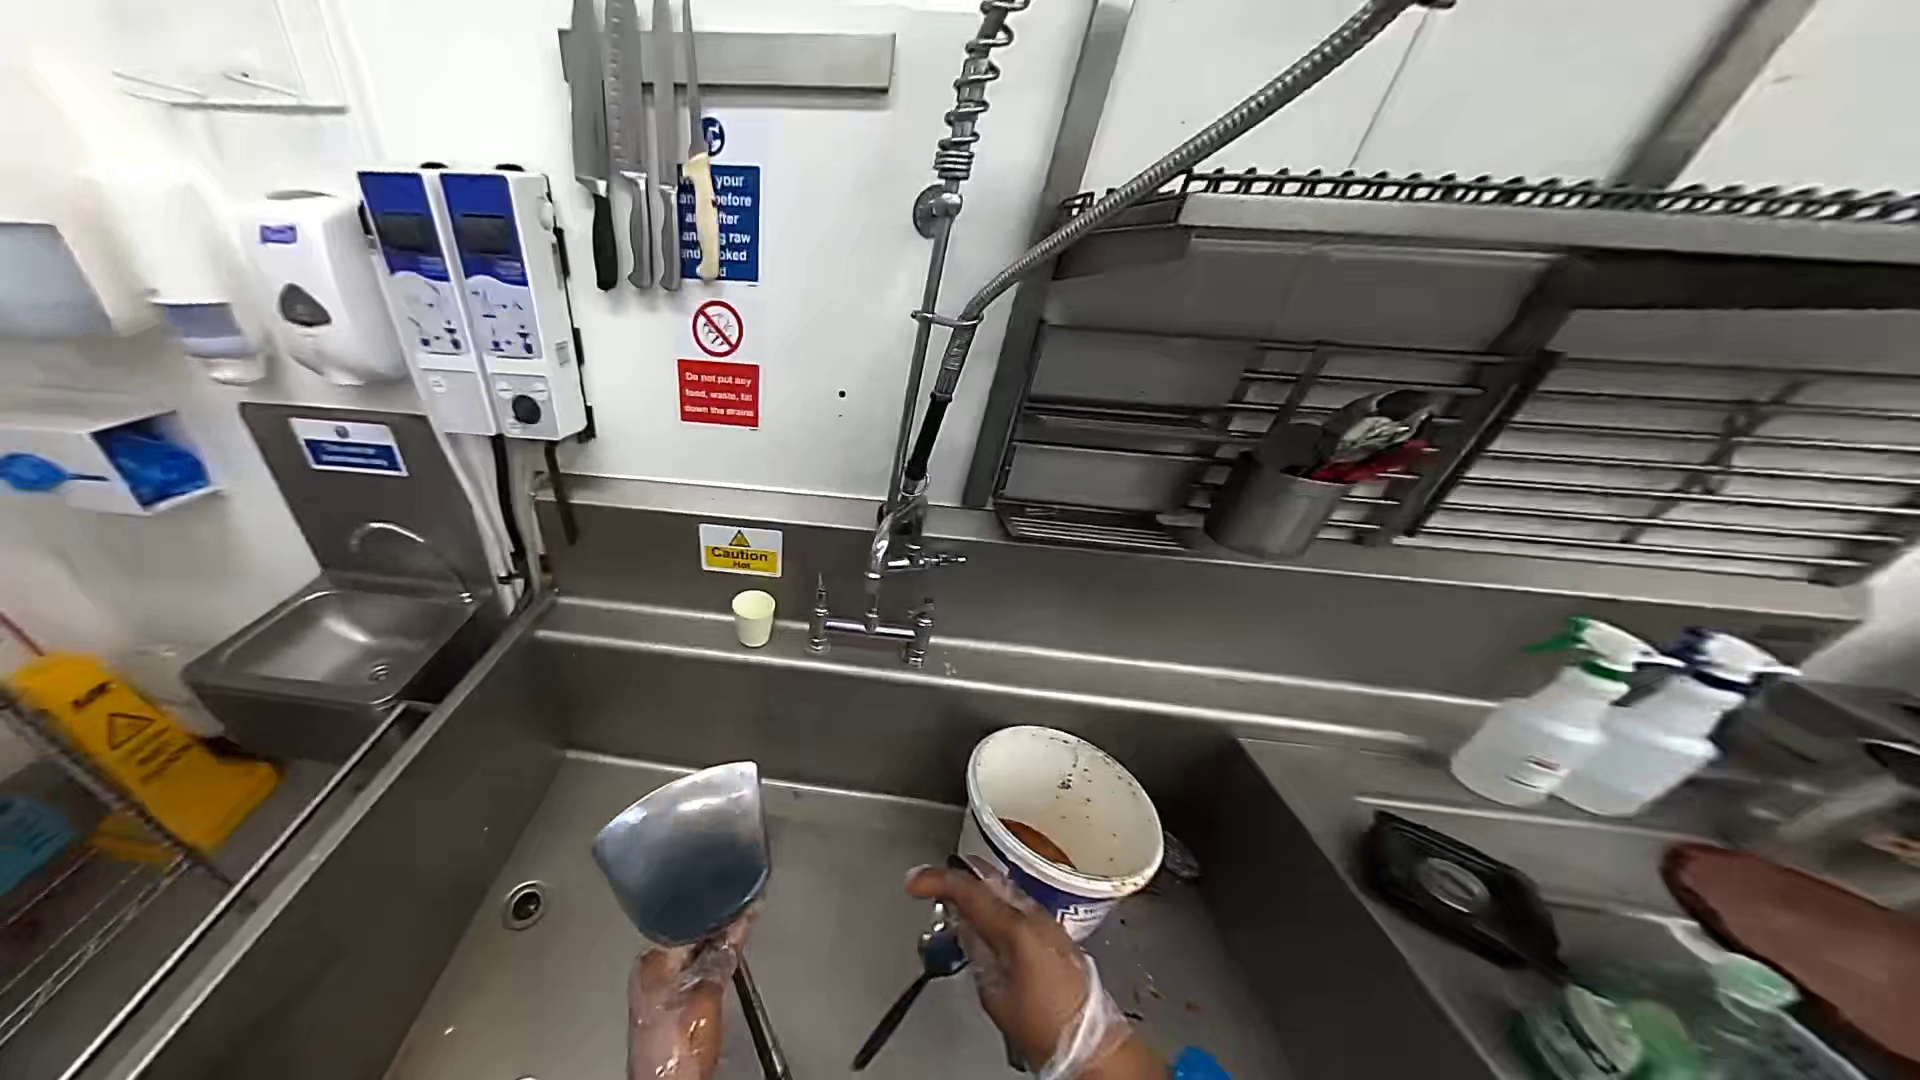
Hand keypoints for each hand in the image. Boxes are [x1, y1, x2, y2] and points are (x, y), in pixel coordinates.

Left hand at [628, 915, 751, 1079]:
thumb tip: (741, 920)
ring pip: (694, 949)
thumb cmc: (679, 1051)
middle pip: (691, 933)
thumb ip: (723, 954)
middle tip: (745, 907)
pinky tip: (729, 951)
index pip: (689, 918)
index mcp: (653, 963)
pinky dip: (712, 957)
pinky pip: (693, 966)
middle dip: (719, 921)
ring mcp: (658, 987)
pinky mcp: (668, 1002)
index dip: (716, 907)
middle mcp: (650, 971)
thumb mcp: (708, 995)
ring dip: (718, 939)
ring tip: (742, 924)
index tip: (739, 896)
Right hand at [906, 864, 1162, 1079]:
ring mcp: (1047, 919)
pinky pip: (1017, 901)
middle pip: (989, 878)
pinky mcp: (1054, 929)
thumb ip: (975, 951)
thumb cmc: (1043, 1027)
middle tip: (932, 884)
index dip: (937, 880)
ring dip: (977, 887)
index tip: (914, 881)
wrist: (1092, 1044)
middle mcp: (1034, 914)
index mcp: (1016, 928)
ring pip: (1004, 887)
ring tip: (953, 898)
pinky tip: (984, 914)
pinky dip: (995, 899)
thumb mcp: (995, 994)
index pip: (970, 890)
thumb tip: (961, 924)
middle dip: (958, 875)